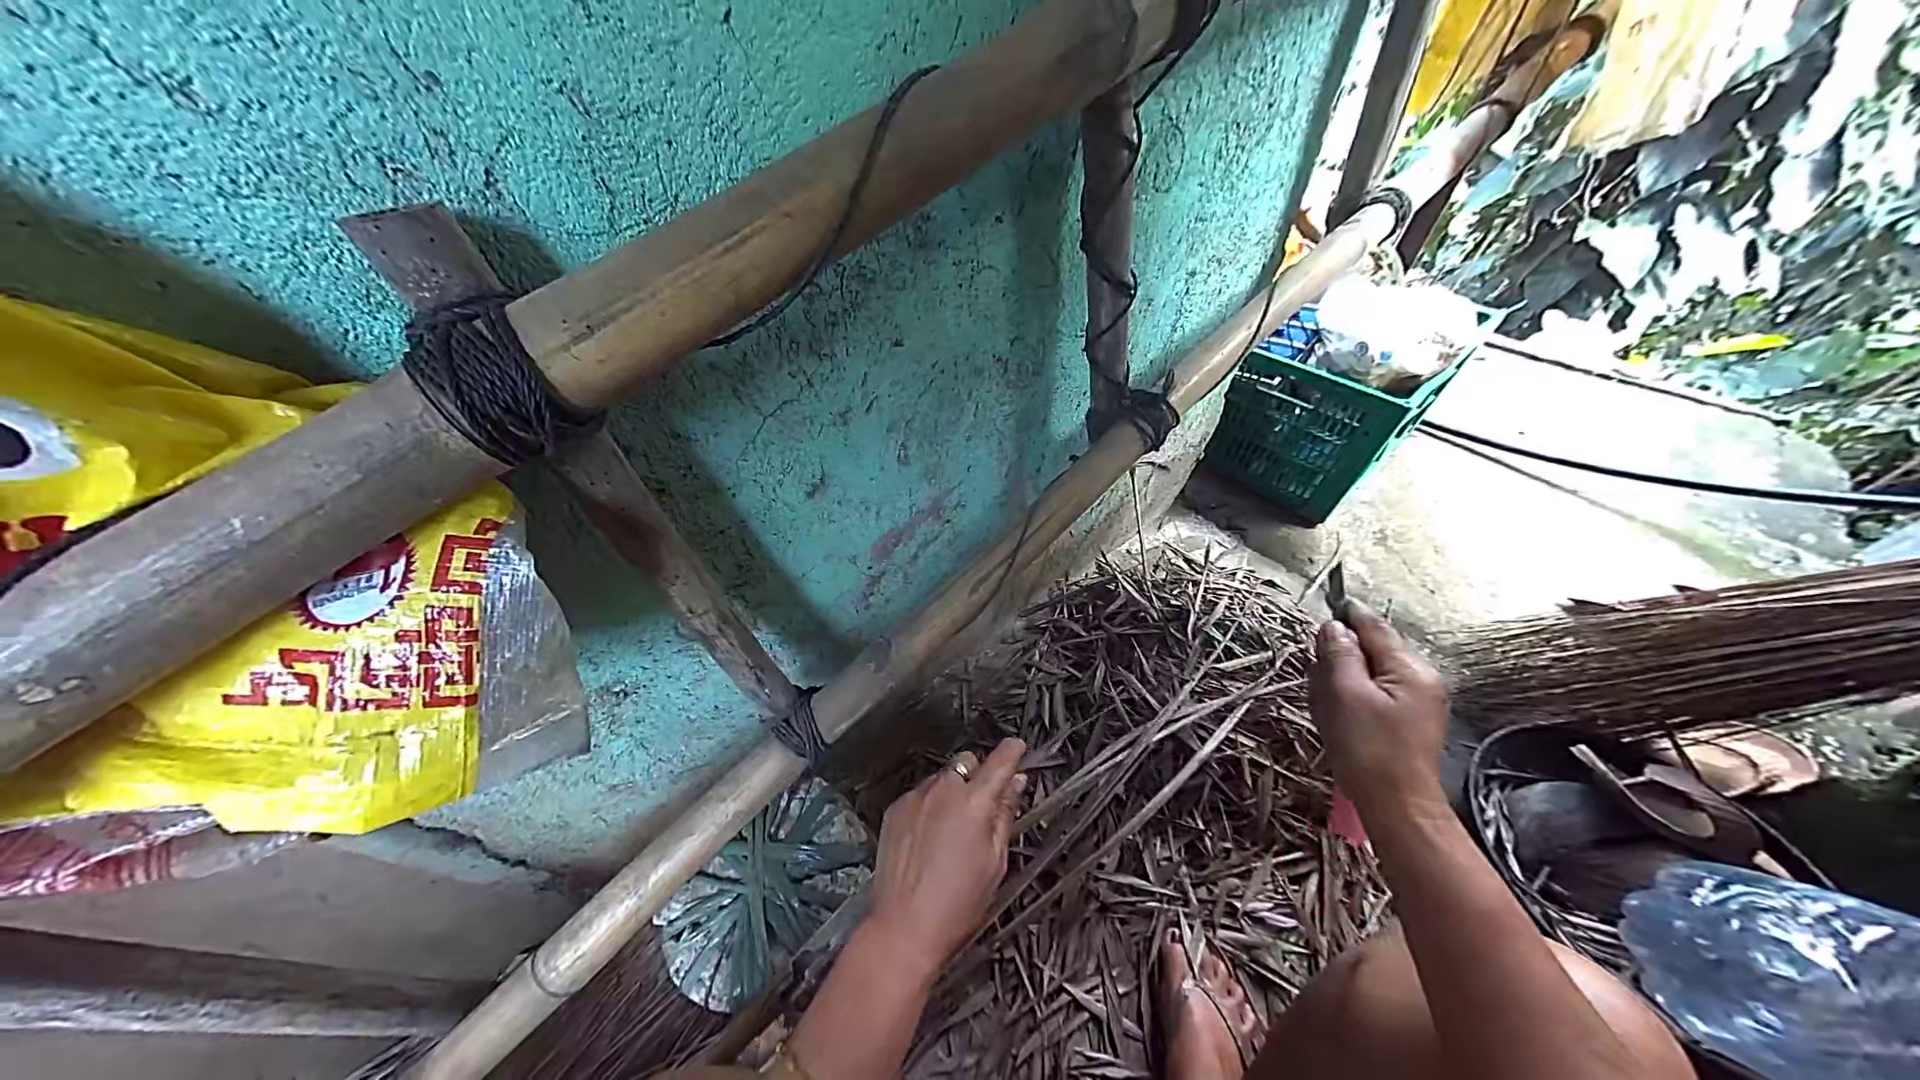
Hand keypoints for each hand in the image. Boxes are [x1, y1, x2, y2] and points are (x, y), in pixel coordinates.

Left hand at [864, 737, 1026, 981]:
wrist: (904, 927)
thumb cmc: (955, 905)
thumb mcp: (995, 861)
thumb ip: (1005, 814)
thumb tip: (1014, 786)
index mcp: (974, 802)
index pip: (999, 762)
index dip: (1012, 752)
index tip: (1017, 748)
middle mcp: (943, 791)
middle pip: (967, 764)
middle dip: (978, 776)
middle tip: (985, 806)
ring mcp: (915, 799)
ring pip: (942, 779)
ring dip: (952, 792)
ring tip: (954, 831)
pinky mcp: (895, 810)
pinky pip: (920, 795)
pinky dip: (929, 805)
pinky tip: (931, 837)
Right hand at [1309, 601, 1448, 813]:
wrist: (1394, 804)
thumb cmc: (1369, 748)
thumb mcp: (1345, 694)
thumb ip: (1339, 654)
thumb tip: (1334, 626)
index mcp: (1411, 669)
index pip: (1375, 627)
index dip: (1348, 615)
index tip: (1327, 602)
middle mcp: (1420, 679)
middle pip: (1370, 649)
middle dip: (1340, 657)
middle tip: (1319, 679)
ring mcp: (1416, 701)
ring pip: (1367, 671)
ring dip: (1341, 679)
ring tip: (1326, 704)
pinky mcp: (1405, 719)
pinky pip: (1371, 693)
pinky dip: (1349, 696)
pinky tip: (1337, 715)